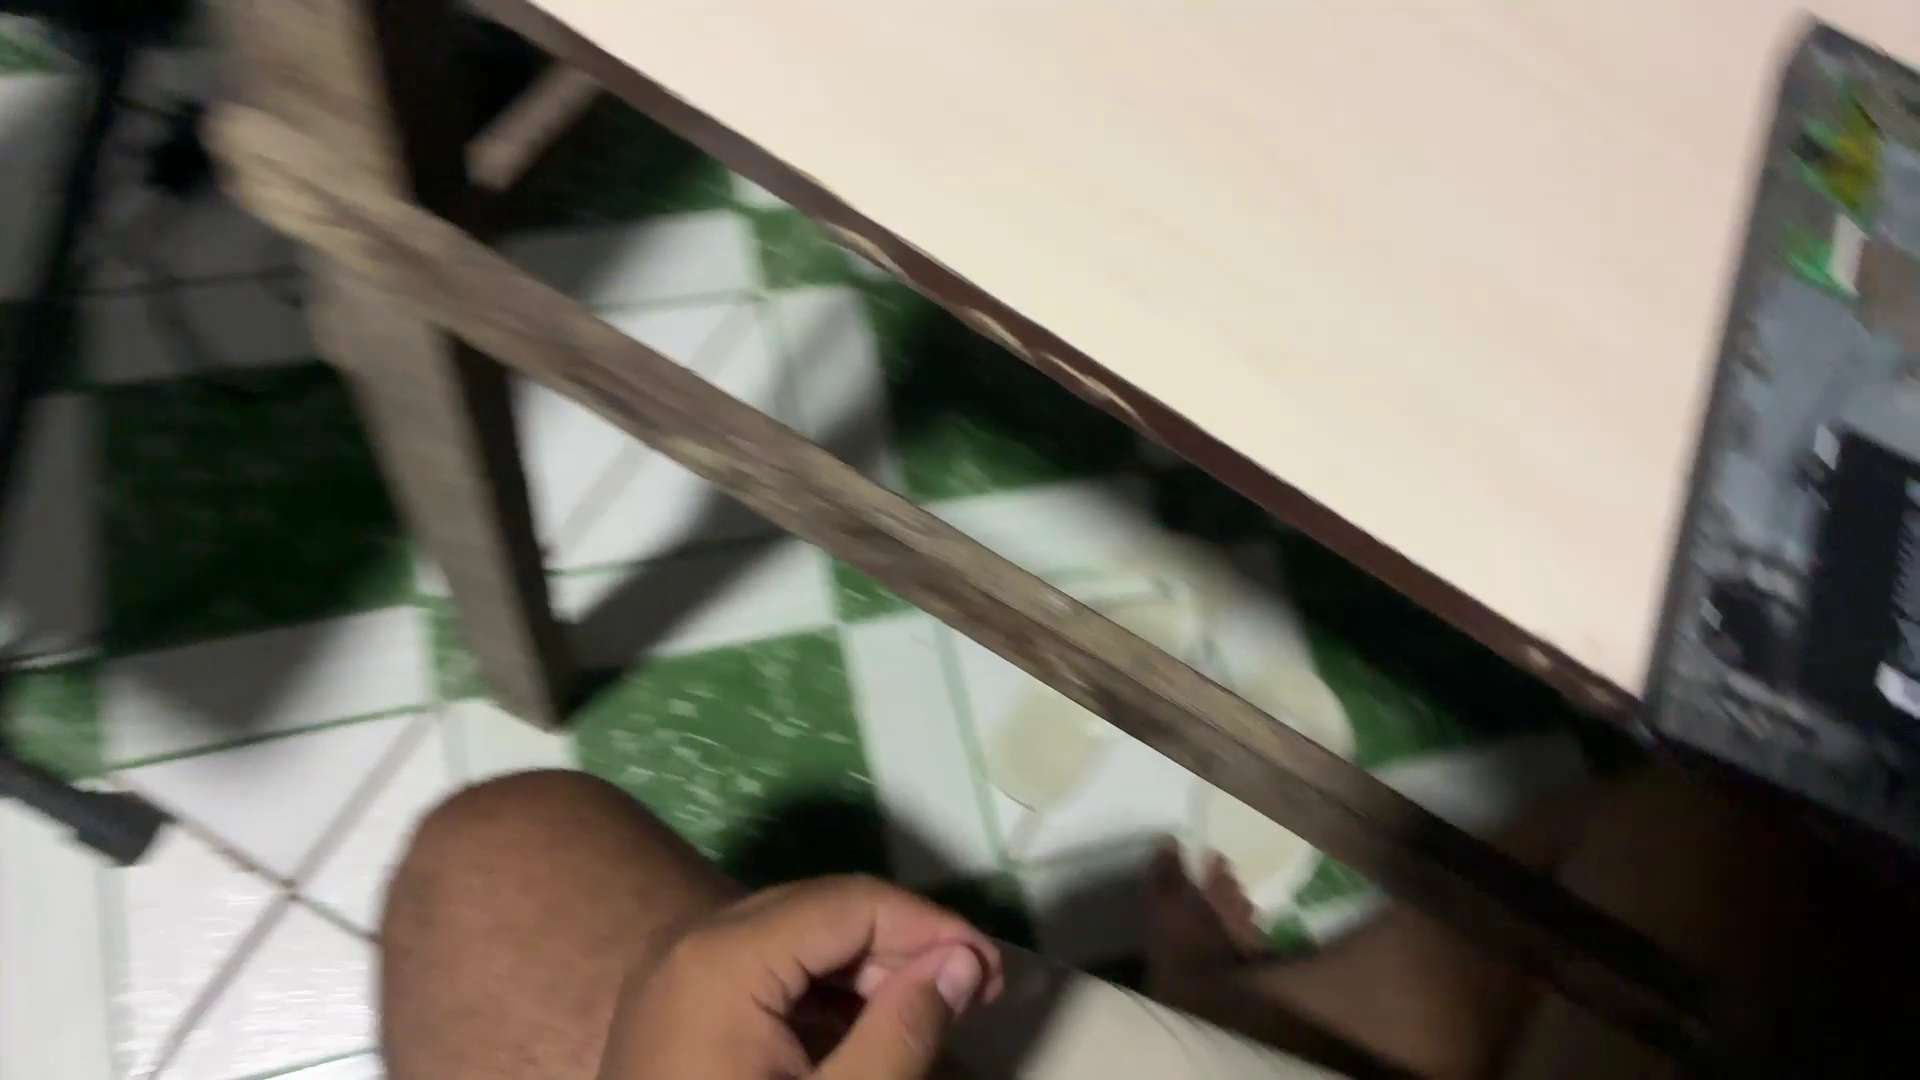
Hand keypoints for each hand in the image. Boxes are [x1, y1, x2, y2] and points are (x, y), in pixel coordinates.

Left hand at [598, 875, 1004, 1078]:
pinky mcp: (681, 997)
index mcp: (722, 957)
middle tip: (973, 986)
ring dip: (871, 963)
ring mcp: (680, 965)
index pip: (850, 904)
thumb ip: (901, 1032)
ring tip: (931, 1005)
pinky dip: (827, 986)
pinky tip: (869, 1020)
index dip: (929, 925)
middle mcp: (695, 938)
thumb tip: (965, 962)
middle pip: (826, 910)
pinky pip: (771, 965)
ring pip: (802, 933)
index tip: (990, 966)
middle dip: (905, 943)